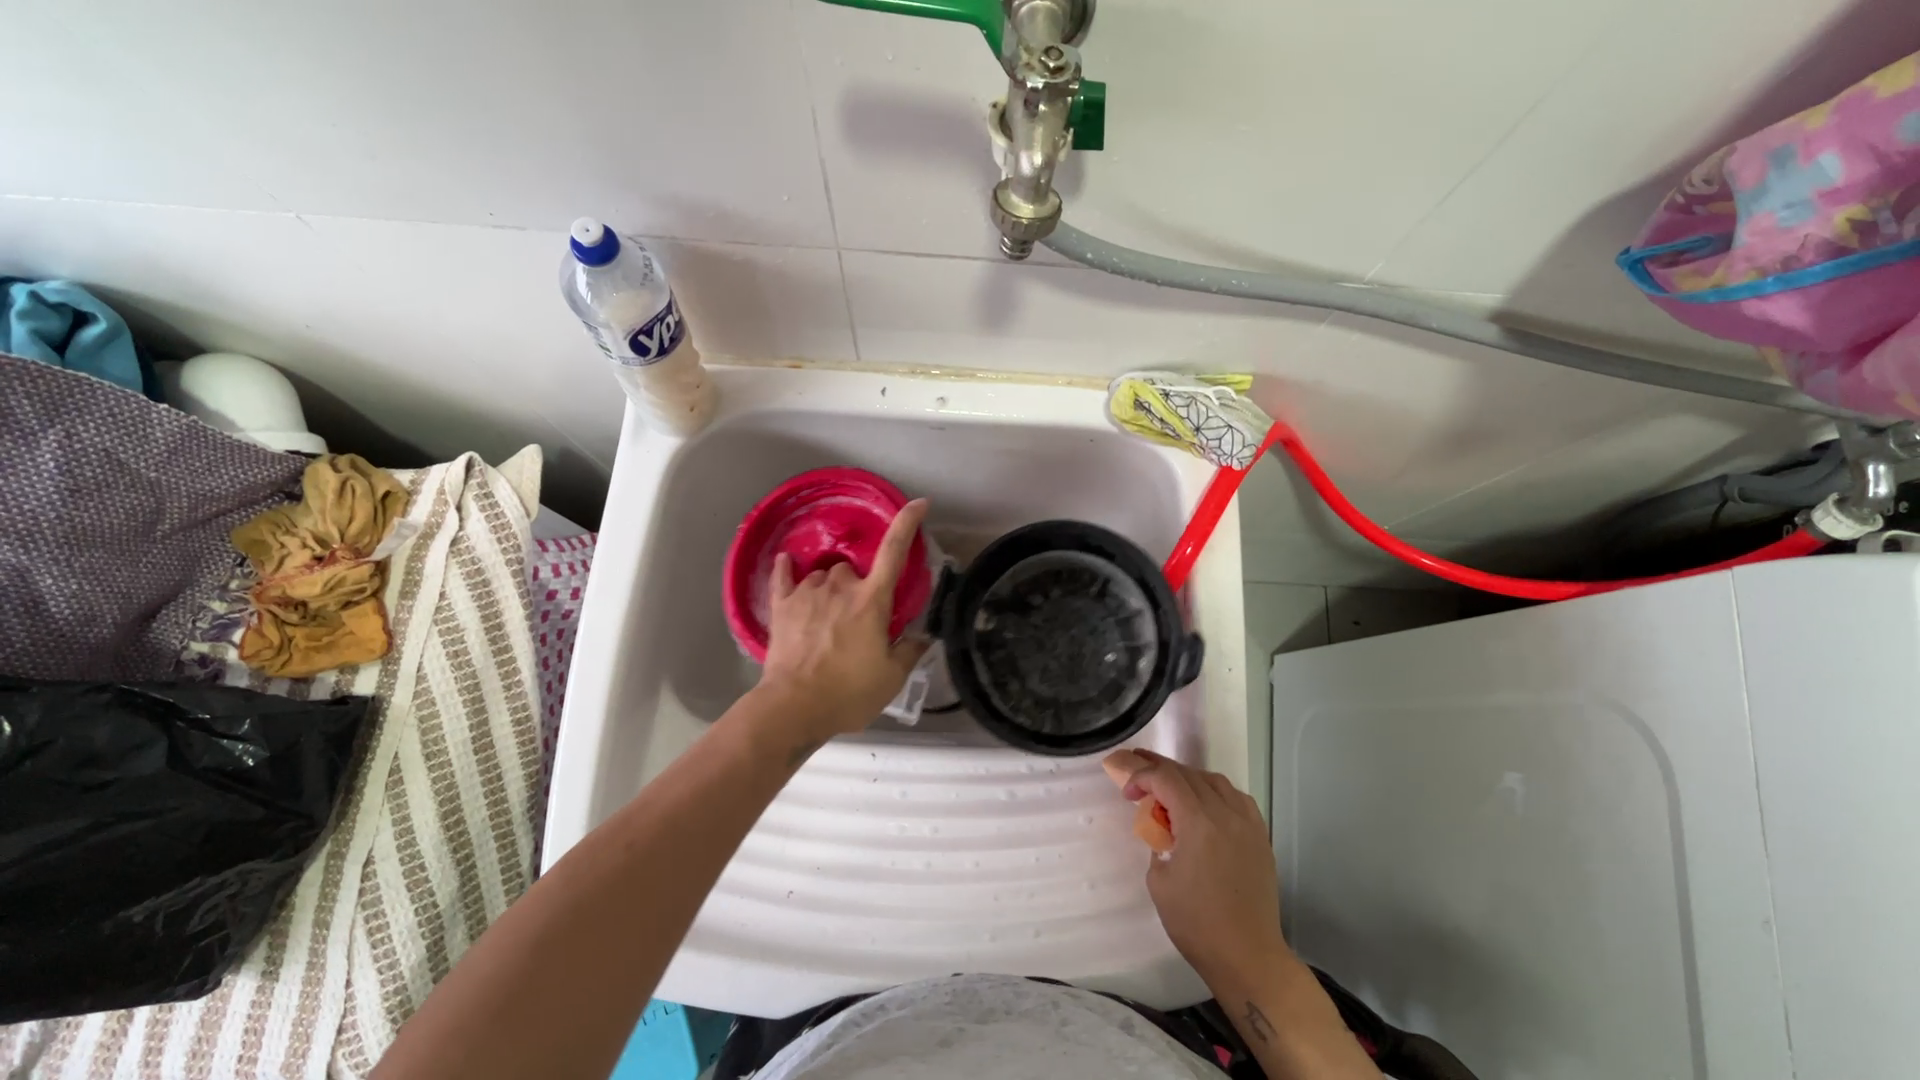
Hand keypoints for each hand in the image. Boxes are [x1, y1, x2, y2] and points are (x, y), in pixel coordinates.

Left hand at [752, 498, 931, 748]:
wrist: (794, 707)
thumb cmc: (848, 693)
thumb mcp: (891, 678)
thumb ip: (909, 652)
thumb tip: (922, 636)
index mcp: (872, 601)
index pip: (894, 552)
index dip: (908, 524)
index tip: (920, 503)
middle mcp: (840, 588)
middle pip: (852, 570)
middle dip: (858, 585)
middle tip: (859, 615)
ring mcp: (807, 594)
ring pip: (822, 575)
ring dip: (829, 587)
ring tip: (827, 613)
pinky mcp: (781, 606)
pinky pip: (783, 576)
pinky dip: (787, 569)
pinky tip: (787, 563)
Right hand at [1124, 750, 1292, 993]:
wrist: (1247, 955)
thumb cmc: (1196, 923)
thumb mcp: (1159, 881)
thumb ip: (1158, 843)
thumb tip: (1164, 830)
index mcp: (1199, 822)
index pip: (1165, 779)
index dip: (1140, 775)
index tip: (1125, 790)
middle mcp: (1226, 814)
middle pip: (1189, 774)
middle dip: (1159, 769)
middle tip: (1135, 768)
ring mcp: (1248, 824)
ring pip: (1215, 781)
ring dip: (1188, 778)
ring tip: (1168, 786)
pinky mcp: (1261, 838)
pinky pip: (1237, 799)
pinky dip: (1215, 792)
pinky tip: (1205, 803)